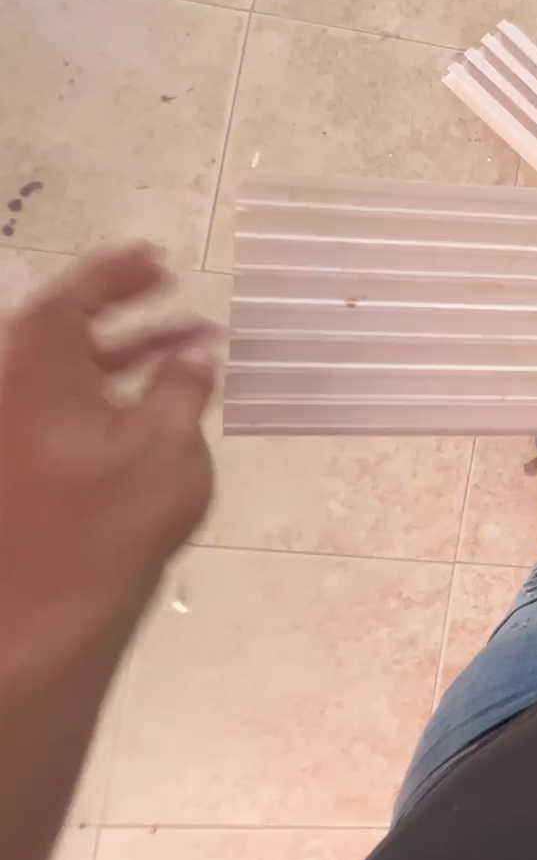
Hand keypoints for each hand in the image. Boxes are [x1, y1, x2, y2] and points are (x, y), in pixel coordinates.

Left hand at [0, 245, 218, 627]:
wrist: (50, 604)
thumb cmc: (114, 519)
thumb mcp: (168, 447)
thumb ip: (181, 390)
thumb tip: (193, 352)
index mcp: (39, 389)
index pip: (61, 310)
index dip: (105, 276)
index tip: (153, 254)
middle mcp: (20, 402)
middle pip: (58, 334)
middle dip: (116, 303)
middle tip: (170, 282)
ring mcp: (25, 434)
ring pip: (72, 369)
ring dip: (131, 346)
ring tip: (194, 337)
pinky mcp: (38, 462)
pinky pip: (77, 399)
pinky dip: (122, 383)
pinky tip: (169, 391)